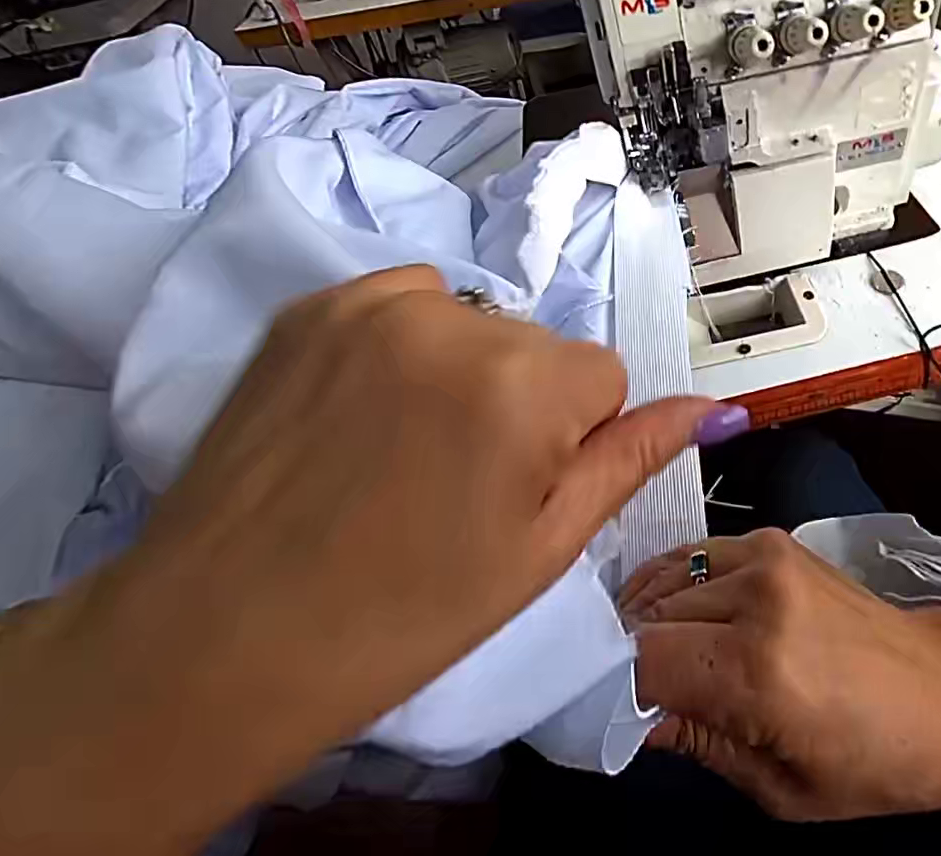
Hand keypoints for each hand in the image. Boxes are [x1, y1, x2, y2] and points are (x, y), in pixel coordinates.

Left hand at [0, 266, 727, 854]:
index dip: (573, 436)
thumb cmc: (414, 606)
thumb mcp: (549, 541)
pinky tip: (376, 406)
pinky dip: (418, 343)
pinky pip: (416, 301)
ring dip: (476, 370)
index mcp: (527, 386)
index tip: (518, 487)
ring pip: (487, 324)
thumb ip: (636, 456)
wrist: (223, 639)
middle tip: (461, 478)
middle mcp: (460, 321)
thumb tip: (717, 408)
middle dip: (528, 402)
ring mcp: (377, 305)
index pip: (606, 376)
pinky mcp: (316, 306)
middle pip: (545, 347)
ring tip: (412, 445)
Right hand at [622, 529, 940, 821]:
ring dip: (646, 616)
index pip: (639, 662)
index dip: (606, 688)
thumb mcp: (778, 787)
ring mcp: (768, 554)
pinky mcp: (776, 539)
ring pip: (666, 579)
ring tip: (649, 655)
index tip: (595, 711)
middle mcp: (757, 594)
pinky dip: (676, 584)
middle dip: (624, 654)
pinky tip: (680, 615)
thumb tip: (622, 716)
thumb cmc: (873, 762)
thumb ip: (692, 740)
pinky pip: (699, 555)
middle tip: (622, 690)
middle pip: (647, 615)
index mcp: (757, 666)